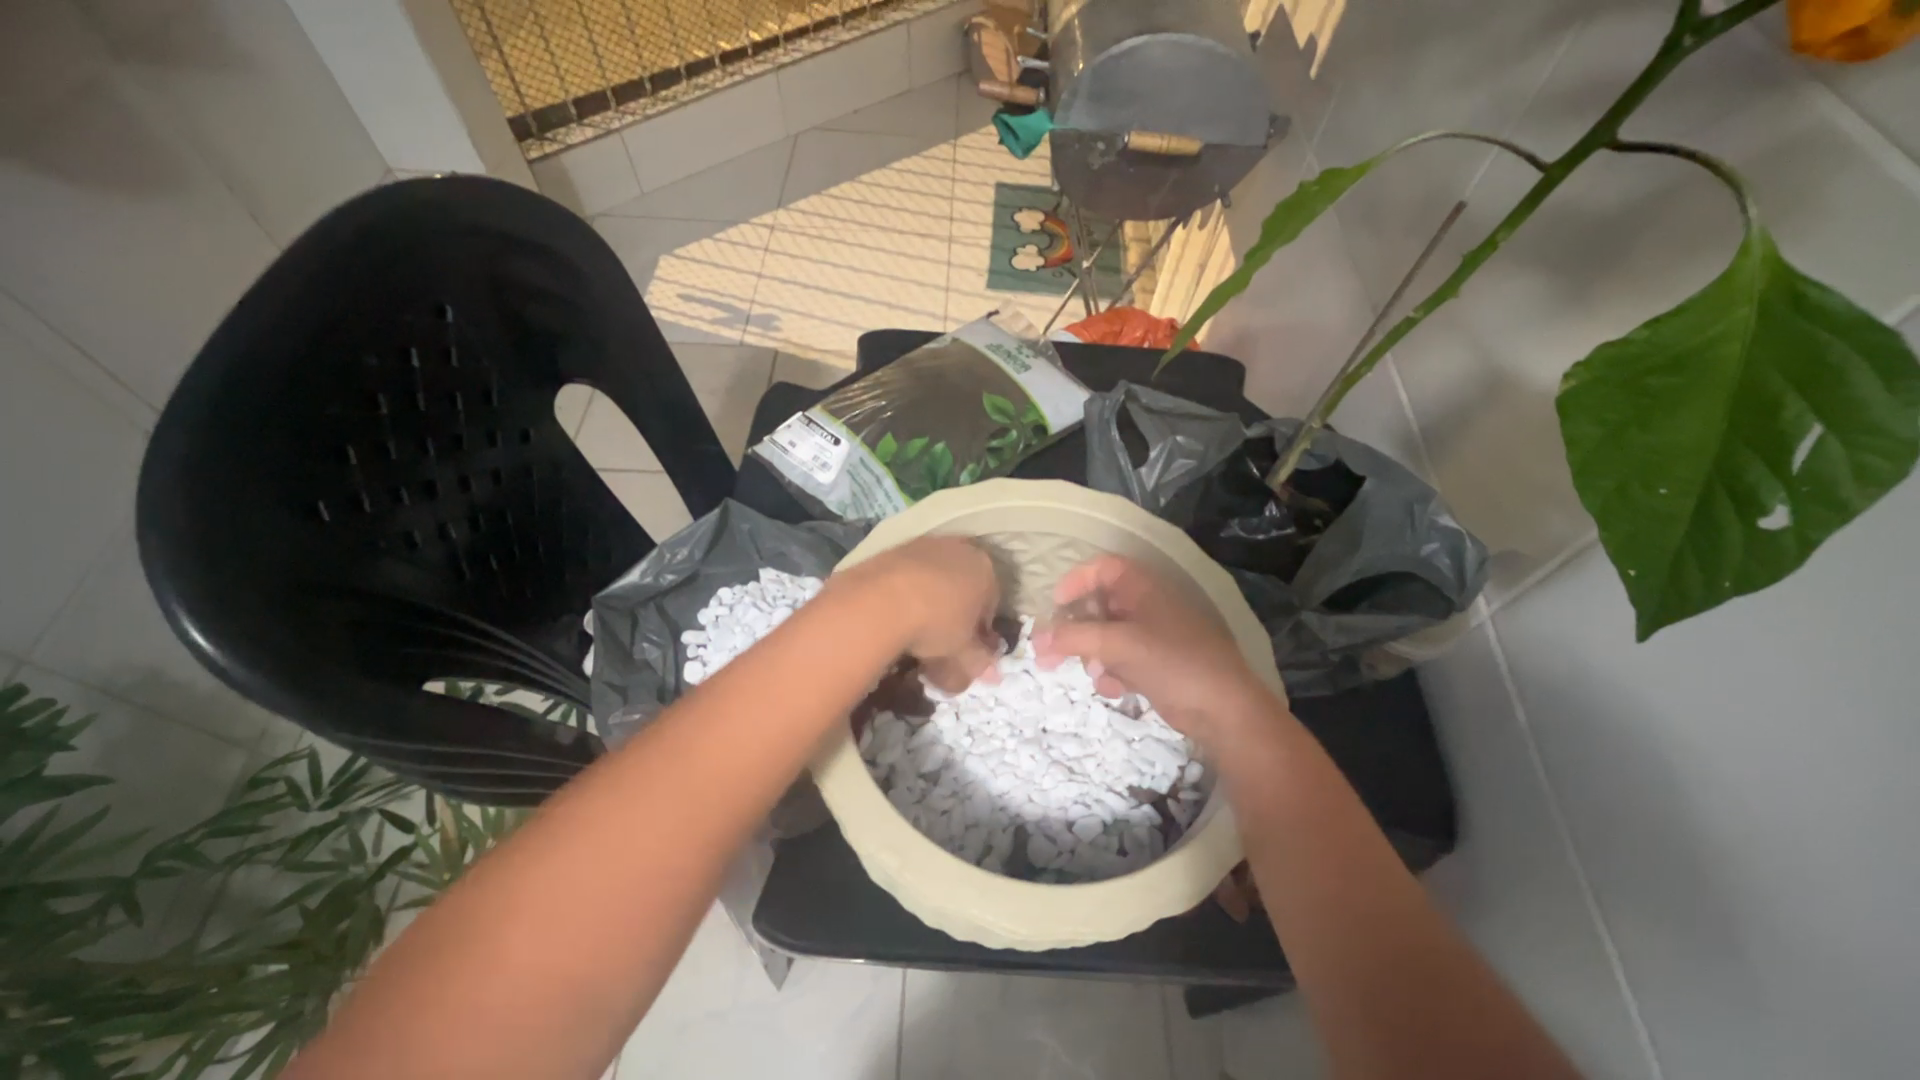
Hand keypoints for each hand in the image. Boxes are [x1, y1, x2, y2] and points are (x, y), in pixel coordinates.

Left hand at [838, 536, 1002, 692]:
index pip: (991, 603)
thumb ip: (980, 662)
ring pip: (932, 580)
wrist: (881, 600)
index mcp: (986, 570)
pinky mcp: (891, 550)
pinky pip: (905, 578)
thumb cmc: (938, 625)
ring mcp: (923, 546)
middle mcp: (958, 550)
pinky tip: (891, 618)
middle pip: (961, 587)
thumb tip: (991, 674)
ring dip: (927, 604)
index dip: (980, 631)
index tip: (967, 651)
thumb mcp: (964, 654)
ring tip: (912, 634)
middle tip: (940, 644)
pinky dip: (902, 596)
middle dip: (954, 614)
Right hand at [1033, 555, 1282, 748]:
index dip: (1076, 581)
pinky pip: (1120, 661)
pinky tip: (1117, 691)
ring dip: (1094, 656)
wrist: (1224, 709)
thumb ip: (1073, 639)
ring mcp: (1153, 636)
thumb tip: (1035, 639)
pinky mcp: (1156, 664)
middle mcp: (1147, 606)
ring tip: (1096, 675)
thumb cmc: (1173, 663)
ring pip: (1106, 637)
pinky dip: (1113, 673)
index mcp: (1144, 588)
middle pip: (1099, 606)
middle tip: (1053, 653)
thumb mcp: (1118, 645)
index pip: (1102, 568)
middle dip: (1077, 631)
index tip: (1055, 606)